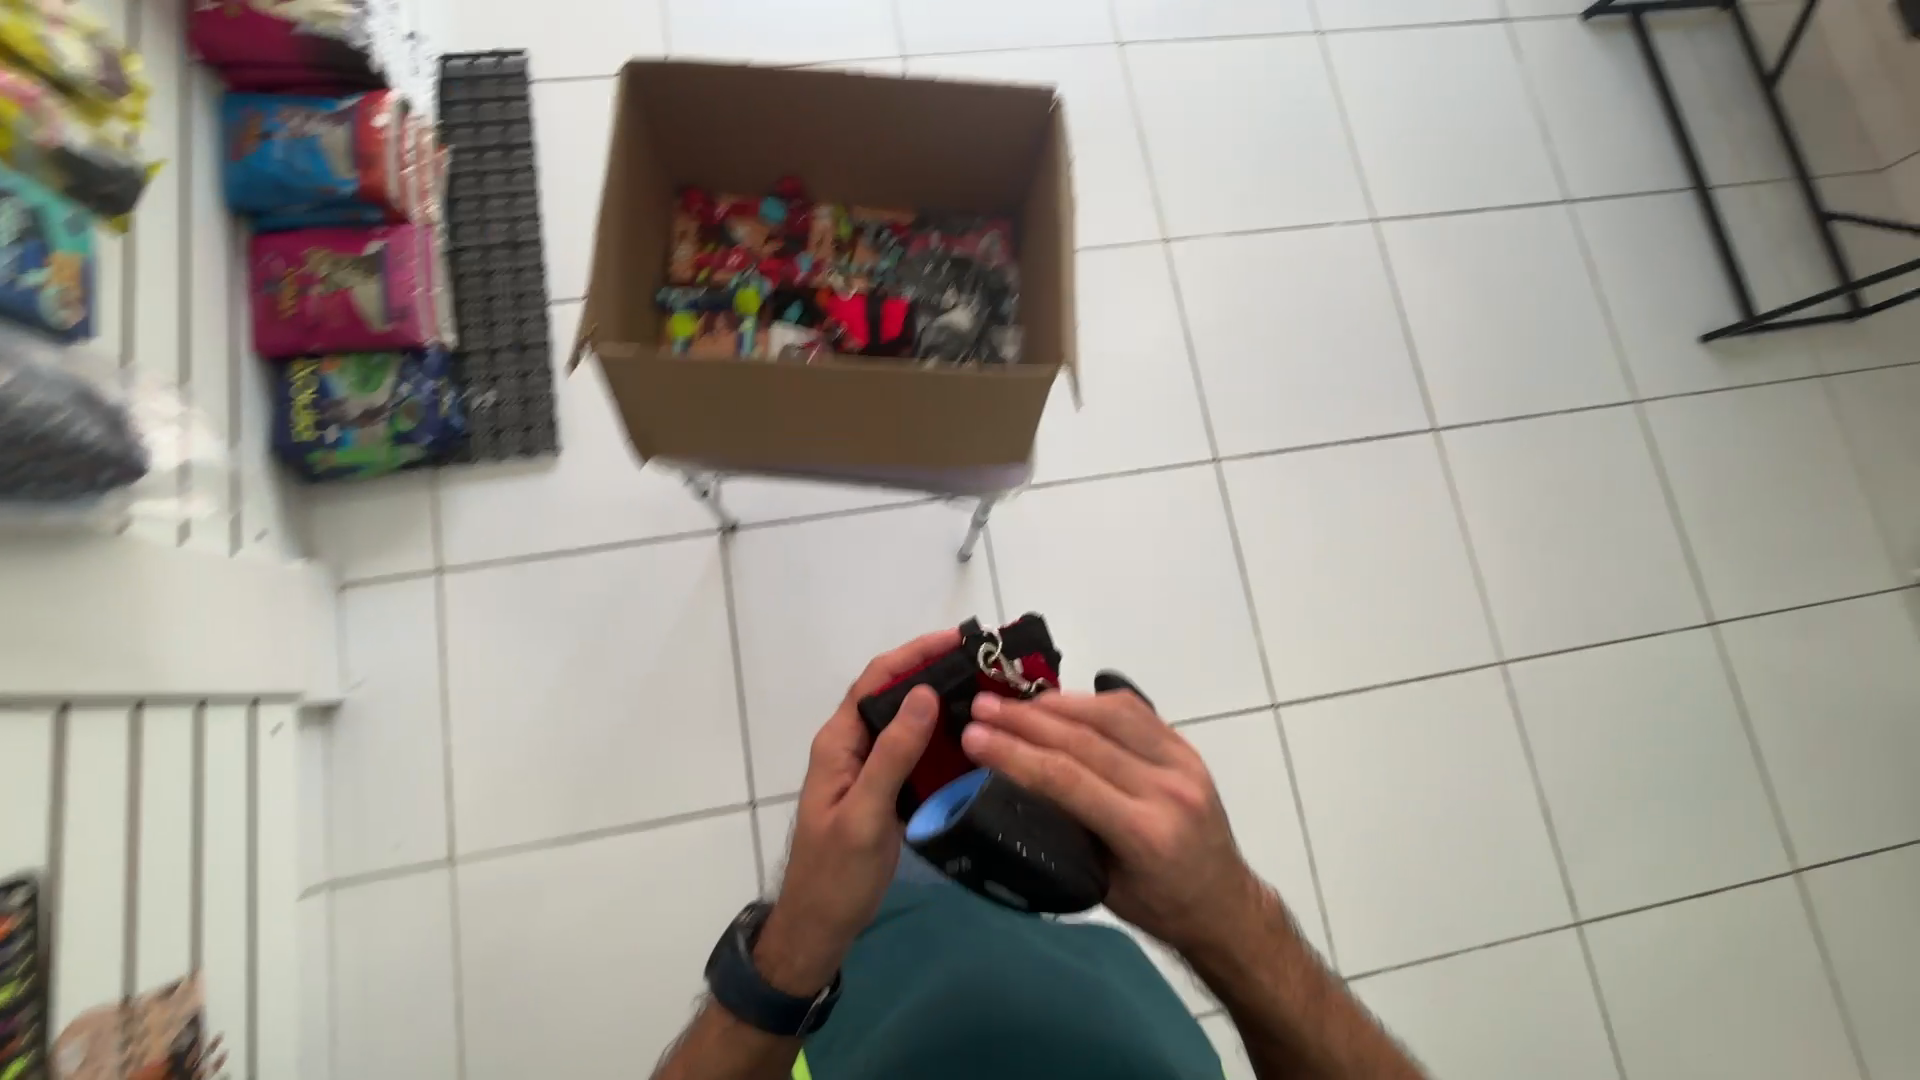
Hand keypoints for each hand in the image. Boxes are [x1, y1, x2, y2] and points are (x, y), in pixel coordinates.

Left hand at [755, 629, 958, 995]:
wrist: (821, 926)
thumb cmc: (836, 872)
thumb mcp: (864, 812)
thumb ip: (892, 754)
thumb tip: (923, 693)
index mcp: (839, 741)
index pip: (876, 680)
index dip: (913, 653)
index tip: (957, 640)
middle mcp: (853, 744)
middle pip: (893, 694)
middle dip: (933, 671)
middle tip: (983, 664)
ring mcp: (869, 766)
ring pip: (907, 721)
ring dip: (941, 703)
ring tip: (986, 692)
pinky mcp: (885, 787)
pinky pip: (915, 751)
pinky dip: (942, 739)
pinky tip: (972, 738)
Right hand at [960, 688, 1263, 955]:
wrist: (1226, 907)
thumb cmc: (1158, 907)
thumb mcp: (1102, 882)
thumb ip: (1069, 829)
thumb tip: (1019, 777)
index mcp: (1144, 833)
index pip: (1067, 779)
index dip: (1014, 753)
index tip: (973, 737)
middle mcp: (1167, 789)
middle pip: (1083, 739)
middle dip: (1024, 719)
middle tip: (981, 707)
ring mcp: (1183, 763)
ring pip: (1110, 713)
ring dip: (1056, 702)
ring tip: (1015, 701)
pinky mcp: (1188, 748)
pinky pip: (1135, 710)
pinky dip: (1093, 700)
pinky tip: (1063, 701)